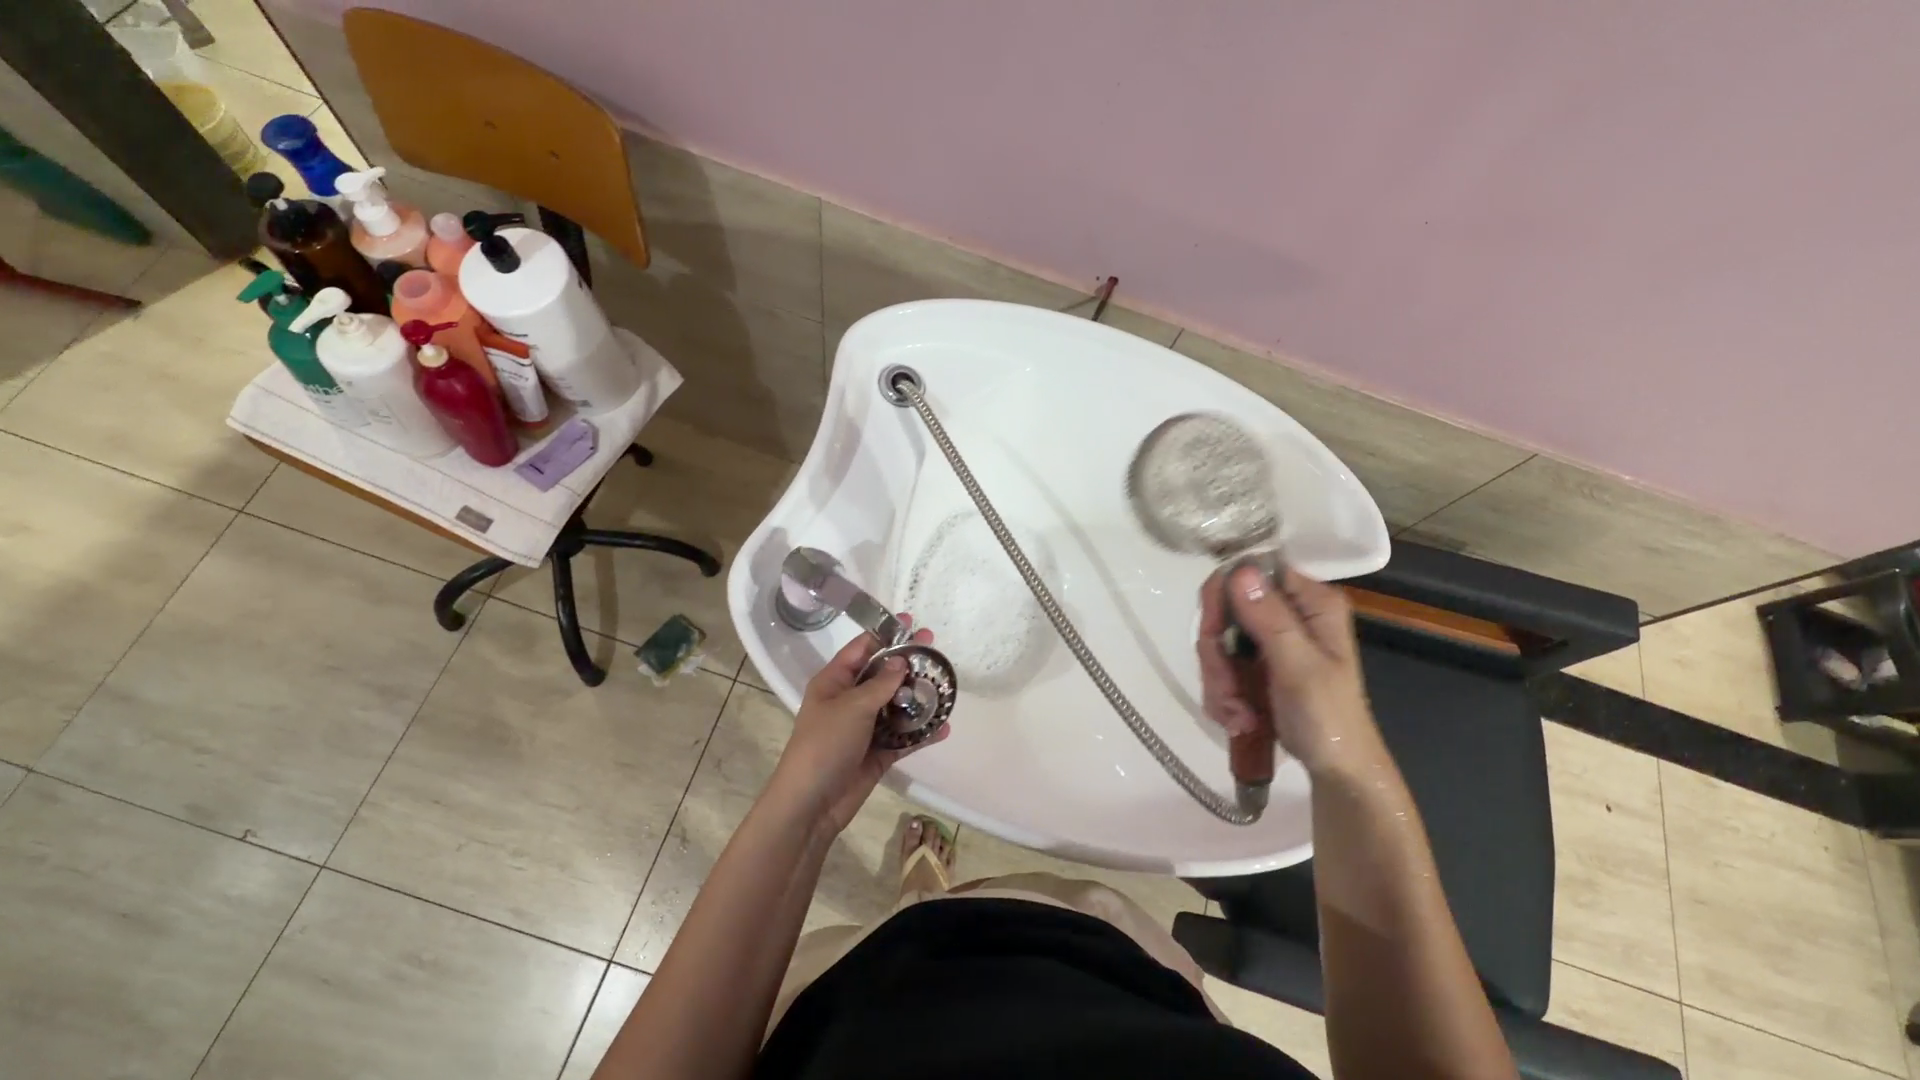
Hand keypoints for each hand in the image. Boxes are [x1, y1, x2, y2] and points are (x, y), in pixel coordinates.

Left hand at [770, 618, 948, 835]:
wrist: (811, 803)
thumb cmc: (825, 745)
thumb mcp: (852, 706)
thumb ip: (881, 683)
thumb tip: (902, 661)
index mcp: (834, 682)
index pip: (862, 649)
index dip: (886, 635)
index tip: (914, 623)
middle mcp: (849, 701)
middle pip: (884, 676)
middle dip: (909, 665)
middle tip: (938, 652)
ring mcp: (864, 728)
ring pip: (897, 707)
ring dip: (919, 699)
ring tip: (947, 688)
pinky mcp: (877, 754)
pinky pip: (904, 738)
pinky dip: (922, 732)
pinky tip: (944, 726)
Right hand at [1197, 564, 1381, 776]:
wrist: (1338, 771)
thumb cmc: (1329, 719)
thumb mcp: (1300, 668)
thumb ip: (1269, 619)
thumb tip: (1239, 570)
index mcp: (1311, 603)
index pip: (1252, 571)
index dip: (1224, 595)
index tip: (1212, 632)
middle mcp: (1291, 614)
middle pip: (1226, 610)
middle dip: (1218, 656)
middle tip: (1227, 690)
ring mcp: (1272, 641)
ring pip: (1218, 643)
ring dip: (1220, 683)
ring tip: (1239, 716)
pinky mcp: (1257, 667)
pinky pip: (1221, 669)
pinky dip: (1224, 697)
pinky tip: (1239, 720)